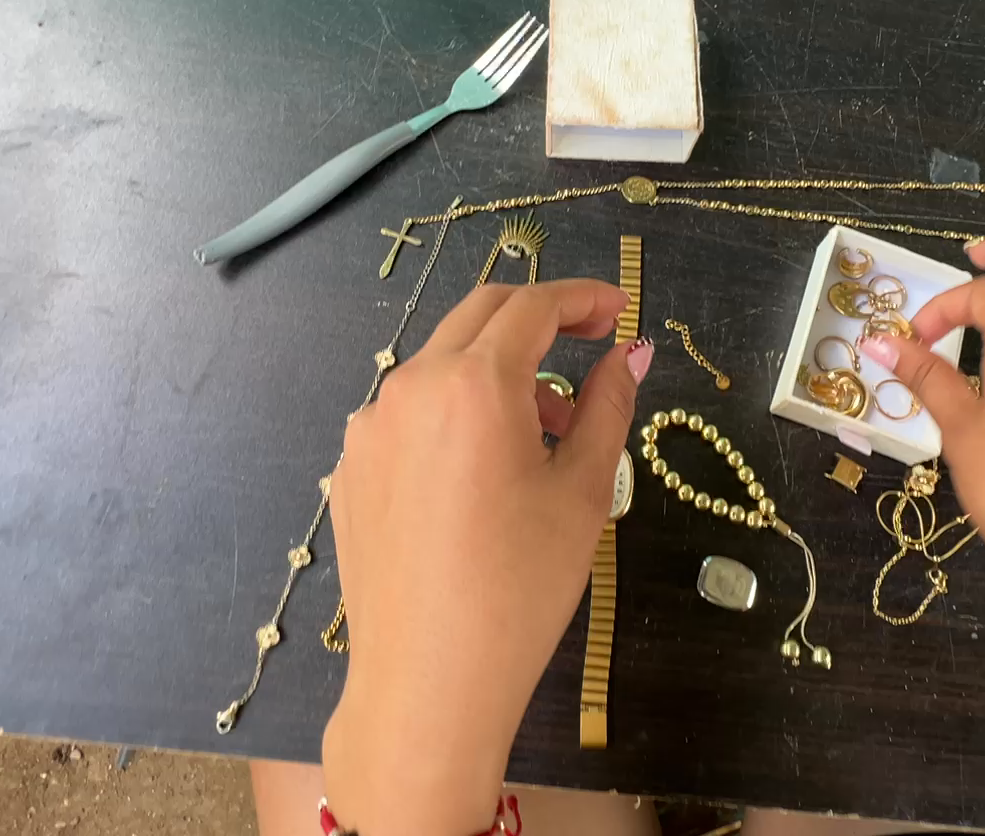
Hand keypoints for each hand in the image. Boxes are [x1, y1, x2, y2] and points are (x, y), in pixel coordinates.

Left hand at [321, 279, 649, 835]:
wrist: (427, 685)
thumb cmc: (522, 585)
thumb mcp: (585, 489)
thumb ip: (609, 402)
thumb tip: (634, 351)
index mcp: (472, 383)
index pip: (533, 306)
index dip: (582, 298)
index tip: (617, 312)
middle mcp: (409, 385)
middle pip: (482, 314)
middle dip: (541, 317)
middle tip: (590, 345)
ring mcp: (369, 424)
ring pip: (445, 360)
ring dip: (501, 368)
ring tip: (547, 428)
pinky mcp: (351, 463)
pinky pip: (412, 407)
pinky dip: (458, 407)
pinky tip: (484, 465)